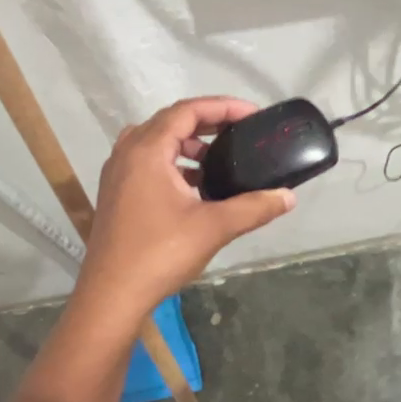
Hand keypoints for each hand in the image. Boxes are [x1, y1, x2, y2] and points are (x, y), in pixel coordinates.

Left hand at [77, 98, 293, 323]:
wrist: (112, 294)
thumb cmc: (160, 253)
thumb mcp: (214, 227)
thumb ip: (254, 207)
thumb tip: (288, 197)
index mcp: (147, 151)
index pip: (187, 111)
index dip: (222, 107)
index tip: (252, 115)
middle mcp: (127, 154)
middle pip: (170, 122)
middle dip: (208, 124)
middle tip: (240, 134)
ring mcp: (118, 175)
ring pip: (156, 143)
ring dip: (189, 145)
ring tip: (220, 161)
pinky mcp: (116, 195)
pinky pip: (148, 164)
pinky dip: (174, 165)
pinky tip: (196, 189)